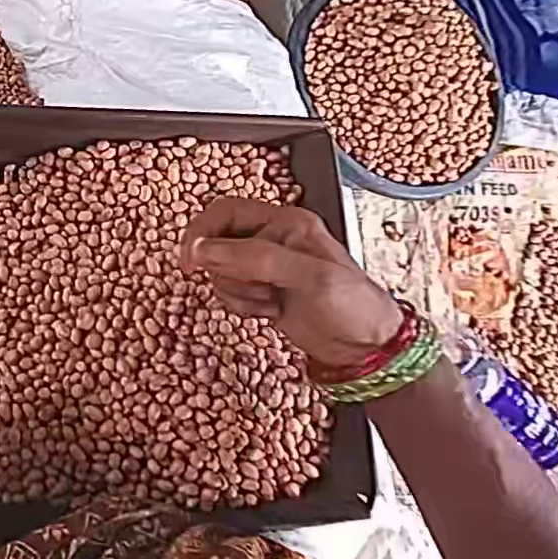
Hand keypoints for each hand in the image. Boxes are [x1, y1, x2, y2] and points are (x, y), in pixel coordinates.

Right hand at [180, 198, 403, 368]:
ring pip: (221, 272)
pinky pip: (230, 293)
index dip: (201, 233)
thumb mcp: (307, 276)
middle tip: (248, 289)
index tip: (191, 260)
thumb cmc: (352, 306)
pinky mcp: (262, 291)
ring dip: (237, 293)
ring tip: (269, 302)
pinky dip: (241, 306)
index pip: (225, 211)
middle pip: (217, 243)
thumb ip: (254, 258)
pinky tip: (269, 312)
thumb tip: (204, 250)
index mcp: (286, 221)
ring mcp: (266, 267)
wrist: (366, 347)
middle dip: (225, 271)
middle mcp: (273, 239)